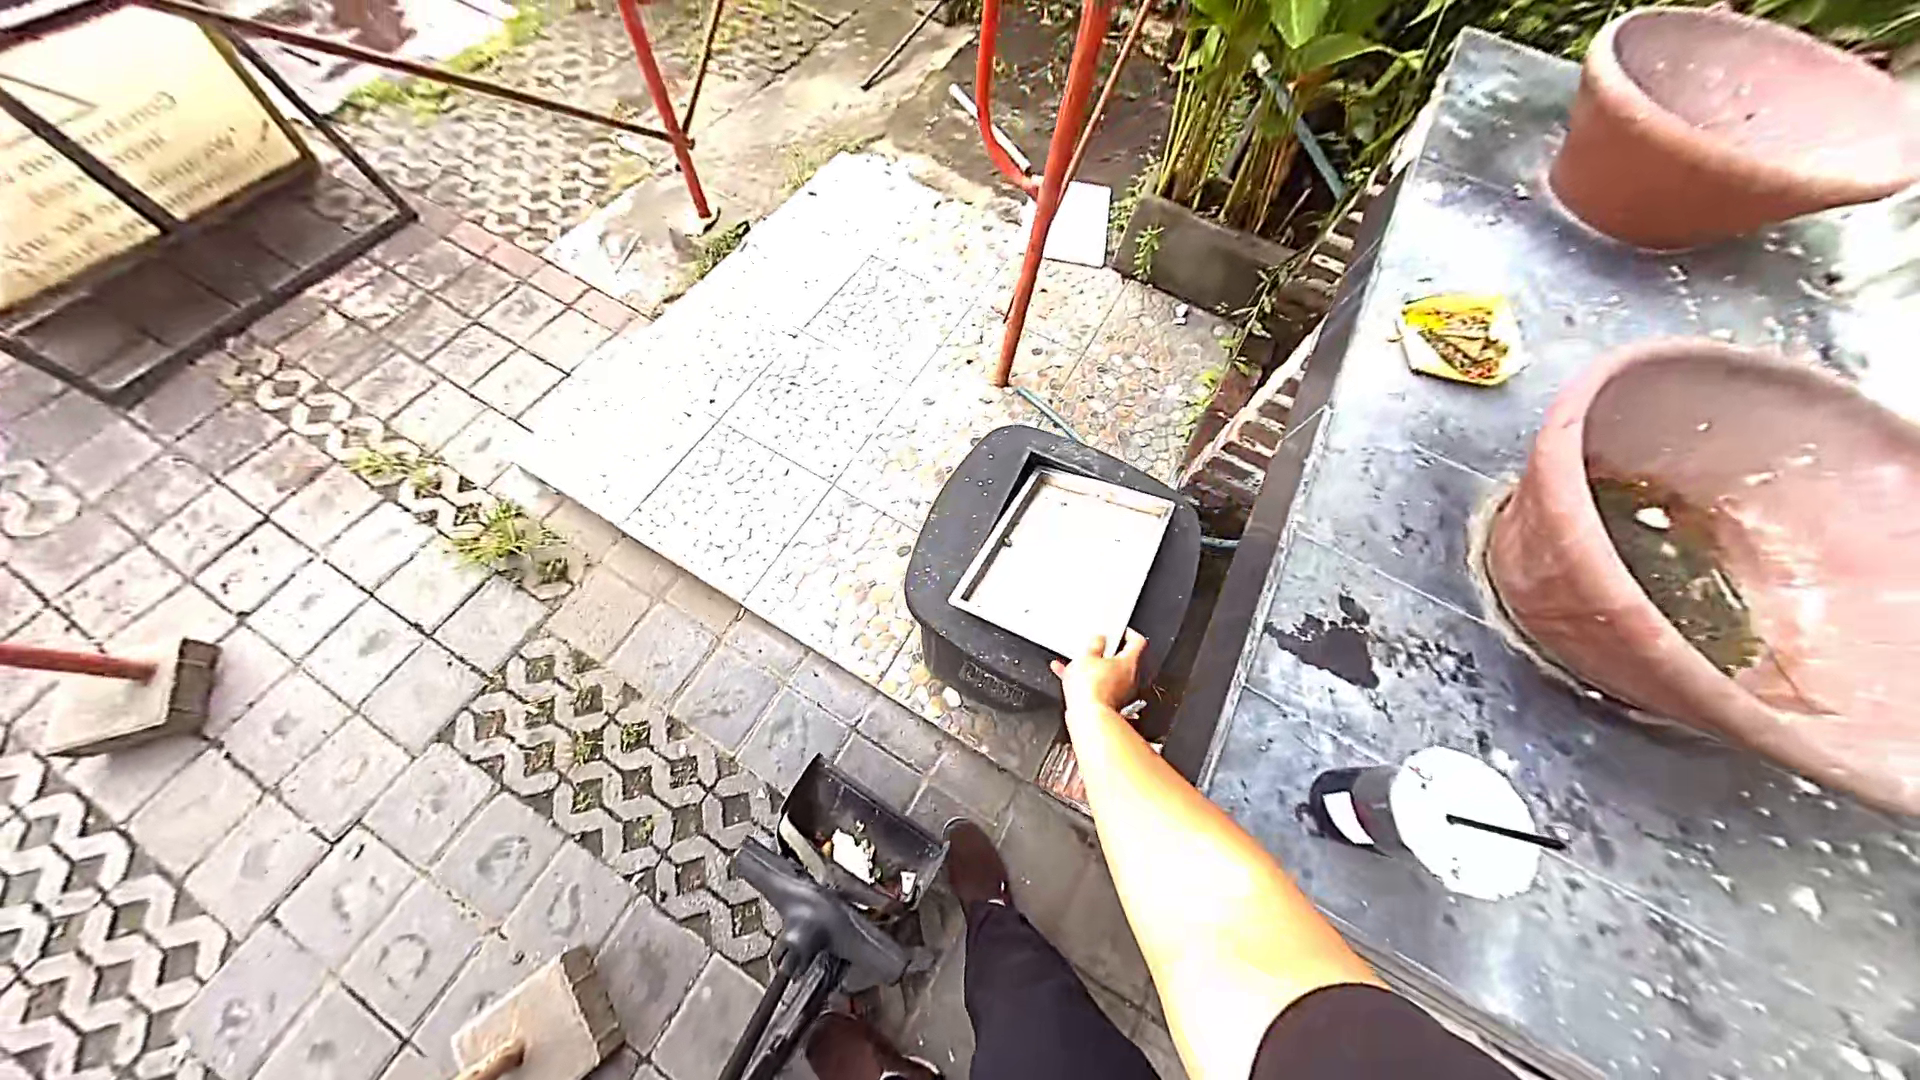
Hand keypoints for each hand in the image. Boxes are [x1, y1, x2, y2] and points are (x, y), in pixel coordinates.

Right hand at [1050, 631, 1146, 712]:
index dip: (1128, 633)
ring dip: (1096, 667)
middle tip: (1097, 646)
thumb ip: (1095, 644)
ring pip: (1110, 674)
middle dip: (1109, 652)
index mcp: (1130, 663)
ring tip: (1079, 662)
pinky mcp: (1110, 703)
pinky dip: (1087, 680)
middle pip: (1124, 659)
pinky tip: (1070, 677)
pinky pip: (1100, 686)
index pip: (1138, 642)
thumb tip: (1098, 640)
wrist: (1088, 717)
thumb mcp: (1087, 656)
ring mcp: (1122, 692)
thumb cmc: (1092, 689)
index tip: (1119, 631)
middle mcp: (1131, 678)